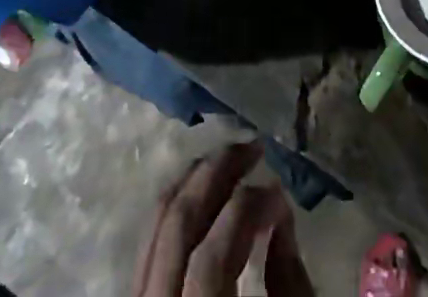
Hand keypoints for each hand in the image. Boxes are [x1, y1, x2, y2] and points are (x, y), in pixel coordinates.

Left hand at [133, 143, 314, 296]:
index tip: (278, 186)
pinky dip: (178, 203)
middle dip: (216, 175)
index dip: (246, 213)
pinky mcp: (138, 286)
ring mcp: (139, 293)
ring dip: (194, 181)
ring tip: (230, 159)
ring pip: (158, 221)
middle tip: (252, 146)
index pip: (212, 256)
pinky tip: (204, 188)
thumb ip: (289, 288)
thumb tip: (280, 213)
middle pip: (178, 223)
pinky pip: (151, 233)